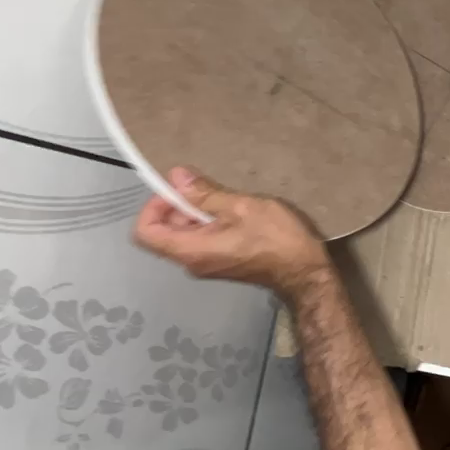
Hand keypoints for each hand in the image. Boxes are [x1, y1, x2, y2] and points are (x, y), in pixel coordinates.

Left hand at [133, 167, 332, 303]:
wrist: (304, 271)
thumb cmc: (276, 238)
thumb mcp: (242, 208)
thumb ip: (206, 194)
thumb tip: (175, 177)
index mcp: (191, 250)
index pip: (146, 232)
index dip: (154, 206)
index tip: (179, 191)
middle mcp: (191, 262)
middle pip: (165, 231)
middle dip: (179, 206)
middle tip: (210, 189)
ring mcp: (206, 265)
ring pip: (185, 235)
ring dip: (198, 213)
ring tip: (228, 199)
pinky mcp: (221, 263)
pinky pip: (202, 241)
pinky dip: (210, 223)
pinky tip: (237, 213)